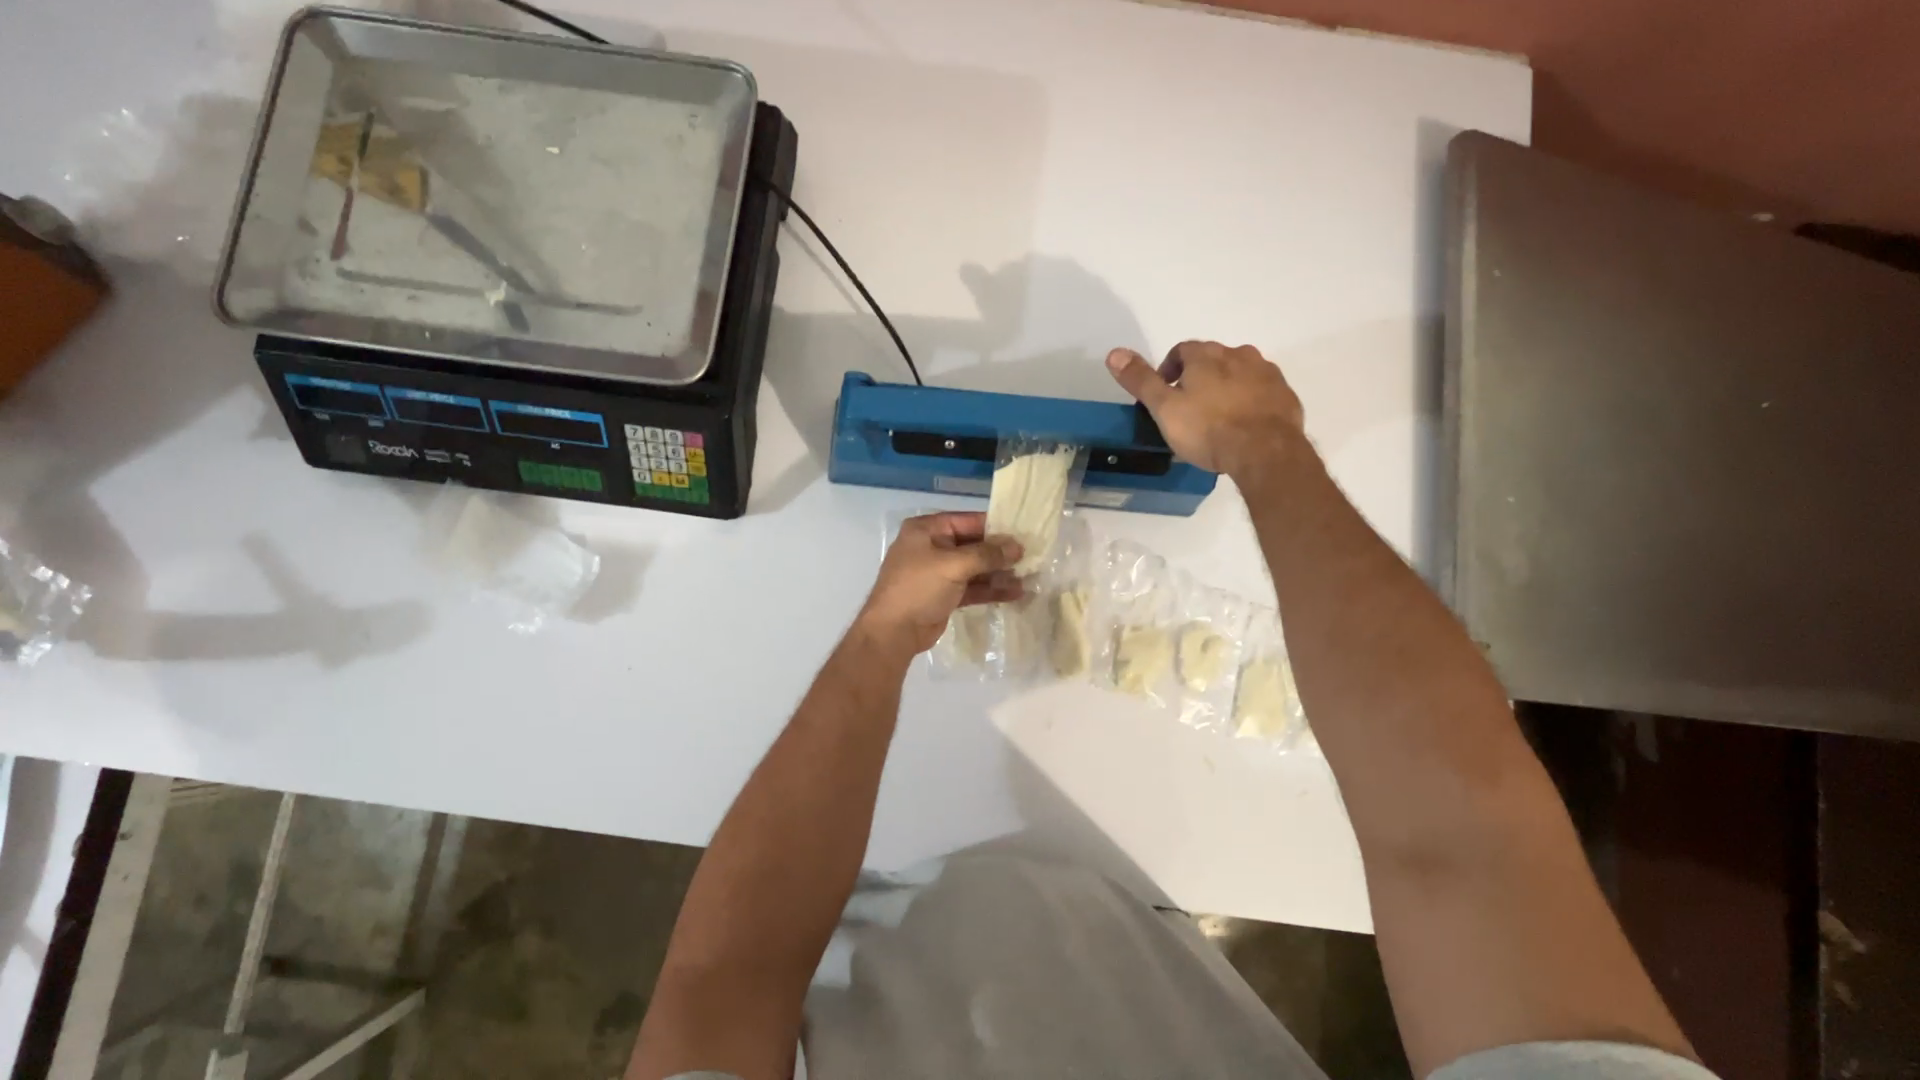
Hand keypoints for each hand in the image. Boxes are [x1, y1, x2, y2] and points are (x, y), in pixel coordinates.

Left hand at [856, 512, 1022, 655]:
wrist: (893, 632)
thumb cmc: (918, 588)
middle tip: (1032, 556)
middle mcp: (933, 546)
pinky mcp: (945, 594)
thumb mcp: (953, 565)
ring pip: (975, 568)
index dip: (996, 527)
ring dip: (999, 573)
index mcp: (927, 530)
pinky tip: (1015, 593)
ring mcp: (939, 572)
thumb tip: (1017, 547)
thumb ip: (987, 554)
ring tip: (1029, 577)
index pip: (968, 521)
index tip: (1024, 533)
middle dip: (1001, 553)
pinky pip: (973, 587)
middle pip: (974, 545)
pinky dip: (991, 589)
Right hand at [1105, 342, 1305, 476]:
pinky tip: (1244, 426)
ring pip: (1241, 373)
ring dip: (1228, 387)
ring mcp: (1267, 374)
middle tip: (1190, 408)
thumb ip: (1140, 380)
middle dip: (1200, 378)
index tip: (1165, 394)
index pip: (1181, 350)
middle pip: (1213, 360)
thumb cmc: (1208, 429)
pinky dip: (1251, 402)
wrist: (1265, 451)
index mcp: (1206, 355)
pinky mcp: (1286, 395)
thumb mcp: (1164, 408)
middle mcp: (1239, 355)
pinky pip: (1262, 392)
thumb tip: (1114, 352)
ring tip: (1219, 418)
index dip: (1169, 370)